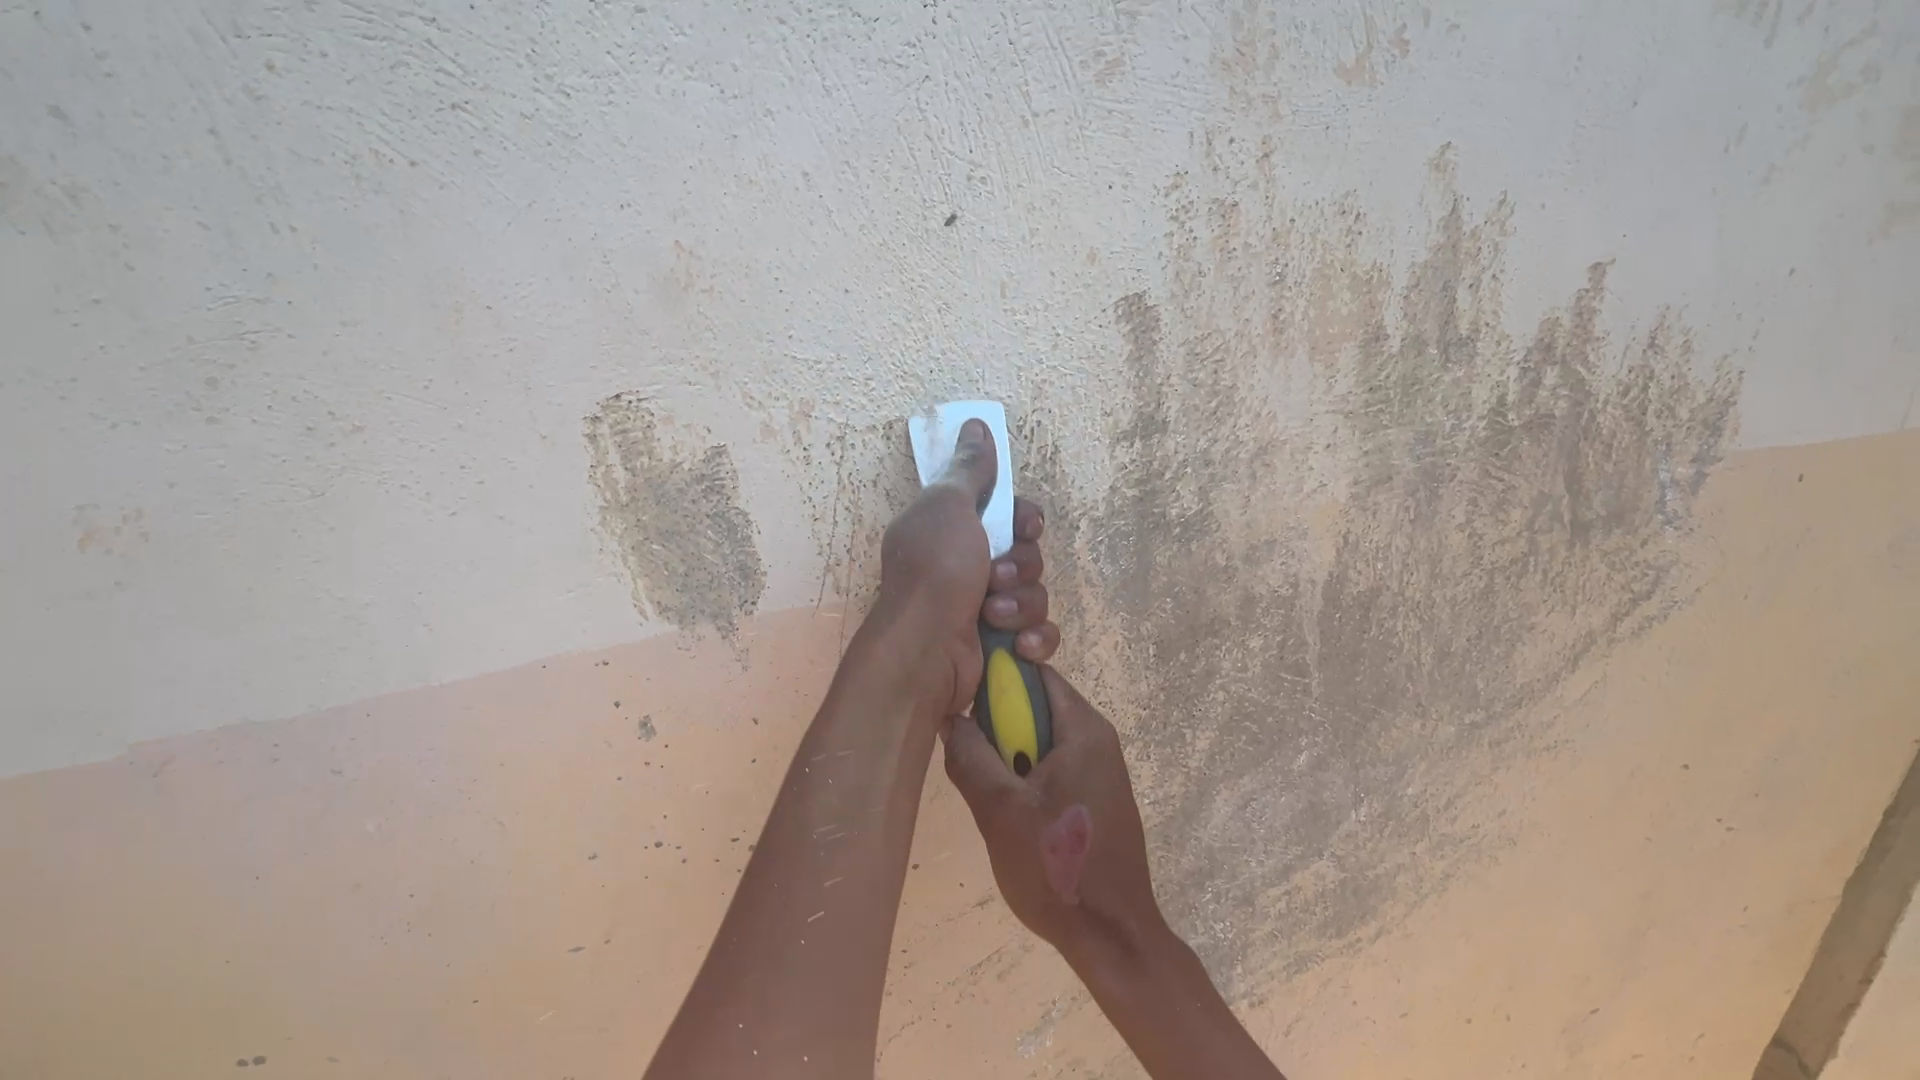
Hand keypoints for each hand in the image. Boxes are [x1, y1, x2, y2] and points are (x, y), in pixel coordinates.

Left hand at [869, 419, 1057, 715]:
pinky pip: (1039, 634)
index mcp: (953, 531)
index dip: (1024, 519)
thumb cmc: (934, 573)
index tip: (1024, 525)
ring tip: (993, 613)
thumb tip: (977, 423)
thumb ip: (969, 469)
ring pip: (1036, 595)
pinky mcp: (1000, 646)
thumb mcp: (947, 506)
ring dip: (1021, 603)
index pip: (1009, 515)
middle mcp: (968, 568)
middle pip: (1027, 555)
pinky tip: (1018, 646)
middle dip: (1019, 566)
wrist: (926, 654)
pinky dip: (1033, 639)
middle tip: (994, 575)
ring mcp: (984, 610)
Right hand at [942, 667, 1163, 960]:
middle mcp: (1097, 738)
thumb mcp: (999, 809)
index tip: (959, 696)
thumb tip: (949, 716)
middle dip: (998, 724)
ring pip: (1040, 739)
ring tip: (987, 791)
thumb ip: (970, 755)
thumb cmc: (1055, 867)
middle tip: (968, 754)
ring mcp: (1100, 769)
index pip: (1034, 671)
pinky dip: (1026, 777)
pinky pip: (1052, 766)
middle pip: (1036, 705)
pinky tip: (1010, 812)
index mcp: (1082, 728)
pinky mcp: (1095, 796)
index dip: (995, 676)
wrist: (1112, 935)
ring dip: (1009, 756)